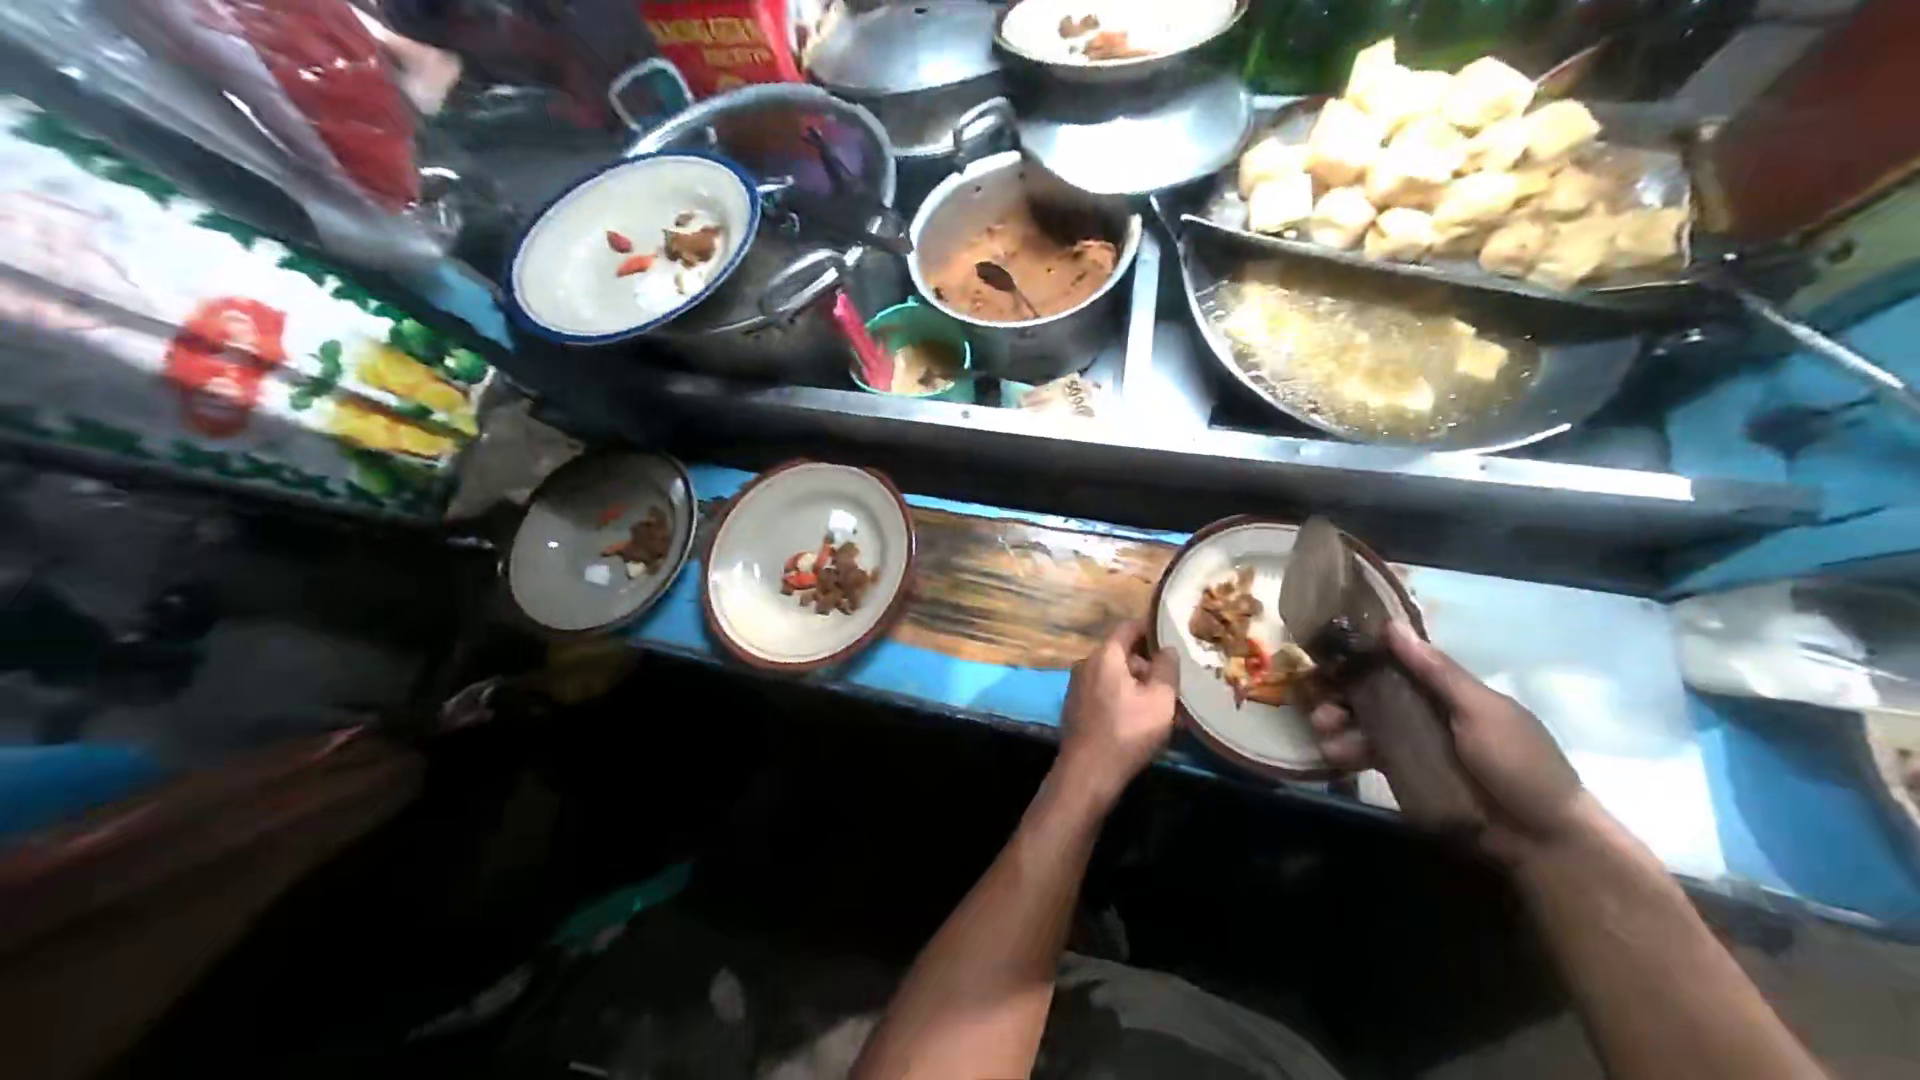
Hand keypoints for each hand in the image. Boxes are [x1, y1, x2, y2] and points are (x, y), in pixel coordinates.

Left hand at [1057, 619, 1178, 808]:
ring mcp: (1077, 684)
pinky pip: (1103, 690)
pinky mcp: (1075, 705)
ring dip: (1135, 684)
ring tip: (1159, 705)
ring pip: (1113, 674)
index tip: (1172, 639)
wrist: (1088, 772)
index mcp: (1105, 655)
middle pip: (1121, 653)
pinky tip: (1137, 718)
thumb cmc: (1128, 732)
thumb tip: (1167, 648)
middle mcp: (1086, 663)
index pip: (1129, 627)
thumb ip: (1167, 669)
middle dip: (1147, 664)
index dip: (1152, 629)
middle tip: (1171, 683)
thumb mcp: (1160, 700)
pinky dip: (1120, 696)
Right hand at [1311, 622, 1586, 860]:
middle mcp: (1427, 712)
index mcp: (1447, 691)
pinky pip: (1369, 756)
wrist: (1544, 840)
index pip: (1396, 665)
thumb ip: (1437, 673)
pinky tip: (1333, 756)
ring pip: (1365, 725)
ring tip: (1324, 735)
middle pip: (1372, 695)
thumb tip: (1392, 626)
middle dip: (1341, 698)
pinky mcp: (1406, 774)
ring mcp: (1415, 744)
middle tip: (1321, 708)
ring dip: (1338, 725)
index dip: (1362, 660)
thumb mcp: (1482, 711)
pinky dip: (1348, 753)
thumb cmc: (1521, 764)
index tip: (1330, 658)